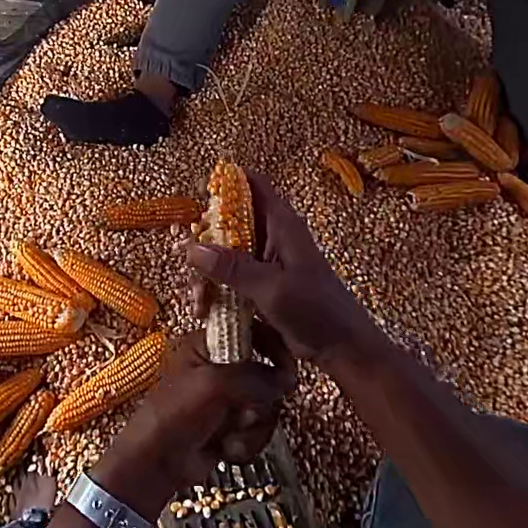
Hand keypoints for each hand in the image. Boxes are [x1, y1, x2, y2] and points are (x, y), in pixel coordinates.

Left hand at [92, 328, 295, 514]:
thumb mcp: (214, 384)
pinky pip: (259, 430)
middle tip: (244, 413)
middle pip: (267, 376)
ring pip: (267, 407)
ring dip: (252, 428)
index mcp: (208, 344)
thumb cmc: (176, 413)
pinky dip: (246, 443)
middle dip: (260, 402)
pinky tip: (226, 449)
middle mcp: (221, 368)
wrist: (156, 463)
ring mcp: (227, 399)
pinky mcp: (232, 427)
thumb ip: (254, 375)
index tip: (287, 369)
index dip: (273, 348)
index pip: (252, 332)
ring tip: (230, 436)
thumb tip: (287, 379)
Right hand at [185, 173, 378, 364]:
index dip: (227, 181)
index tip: (200, 191)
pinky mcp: (260, 282)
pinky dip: (215, 286)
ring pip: (226, 250)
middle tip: (187, 255)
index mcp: (281, 225)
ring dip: (207, 268)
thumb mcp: (271, 288)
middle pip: (231, 218)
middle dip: (207, 234)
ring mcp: (265, 260)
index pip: (253, 185)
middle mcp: (272, 236)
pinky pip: (230, 275)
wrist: (340, 346)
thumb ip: (233, 268)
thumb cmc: (315, 309)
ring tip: (197, 294)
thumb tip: (192, 248)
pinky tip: (204, 306)